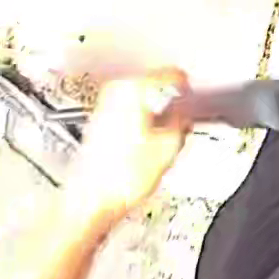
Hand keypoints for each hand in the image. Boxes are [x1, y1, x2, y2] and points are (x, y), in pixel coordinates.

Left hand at [62, 70, 189, 226]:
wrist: (87, 204)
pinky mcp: (96, 122)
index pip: (170, 73)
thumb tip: (185, 114)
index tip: (191, 90)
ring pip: (138, 96)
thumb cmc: (119, 178)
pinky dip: (138, 116)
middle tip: (181, 108)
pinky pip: (125, 109)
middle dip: (168, 96)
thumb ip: (182, 122)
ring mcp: (102, 106)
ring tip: (164, 125)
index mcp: (135, 87)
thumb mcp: (168, 147)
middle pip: (152, 83)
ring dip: (153, 106)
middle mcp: (116, 90)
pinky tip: (144, 136)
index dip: (185, 84)